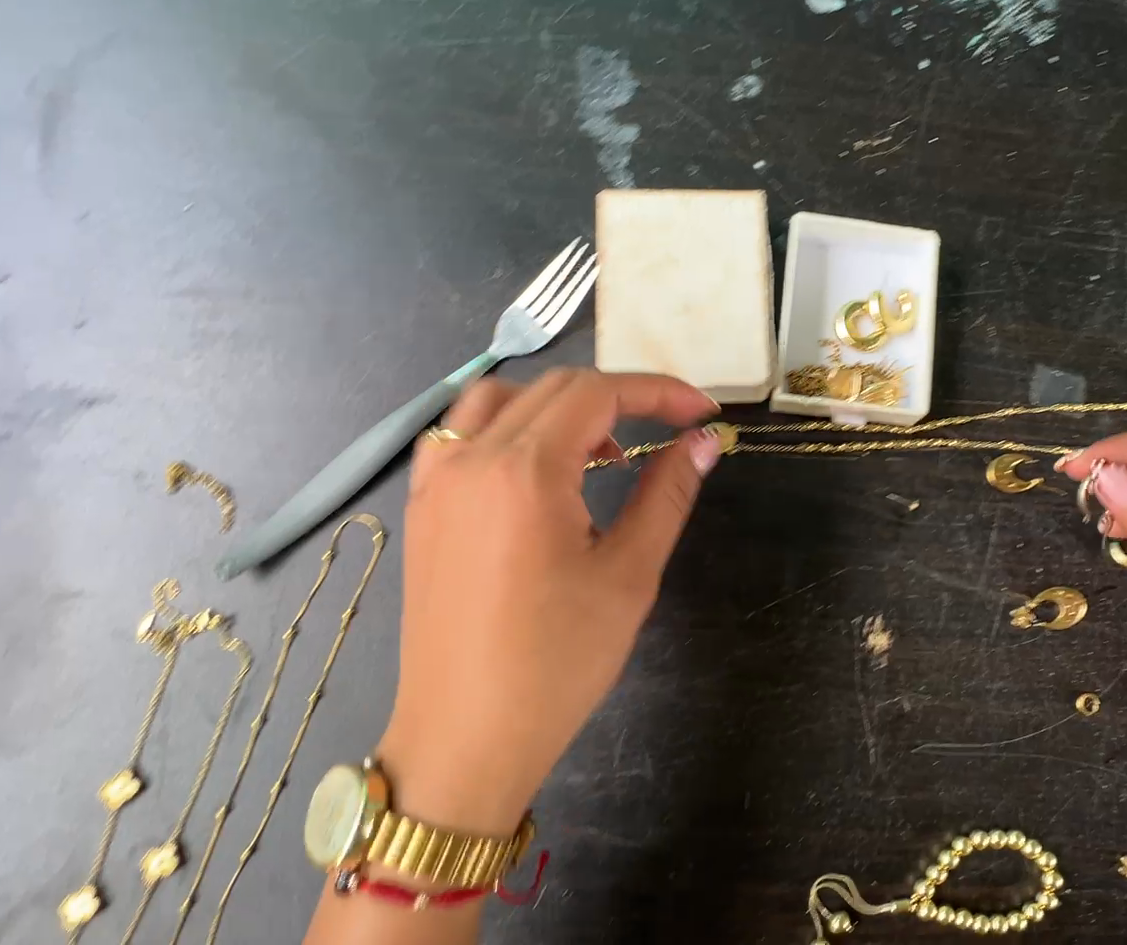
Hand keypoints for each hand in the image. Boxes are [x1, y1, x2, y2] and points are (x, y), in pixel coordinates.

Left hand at [377, 369, 719, 834]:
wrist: (464, 739)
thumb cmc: (557, 663)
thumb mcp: (629, 575)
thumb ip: (667, 493)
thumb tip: (704, 442)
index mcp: (525, 471)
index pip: (599, 394)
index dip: (659, 392)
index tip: (703, 412)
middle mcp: (472, 458)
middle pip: (554, 388)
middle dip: (619, 397)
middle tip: (666, 431)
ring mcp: (437, 480)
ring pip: (501, 399)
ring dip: (560, 406)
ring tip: (599, 451)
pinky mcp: (422, 506)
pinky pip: (462, 433)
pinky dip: (507, 427)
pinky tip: (535, 471)